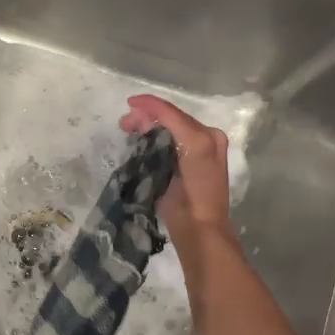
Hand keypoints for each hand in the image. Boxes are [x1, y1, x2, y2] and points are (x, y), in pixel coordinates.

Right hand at [120, 94, 232, 253]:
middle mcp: (209, 137)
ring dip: (153, 125)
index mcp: (204, 137)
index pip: (172, 113)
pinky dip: (163, 135)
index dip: (149, 105)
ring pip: (176, 127)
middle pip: (174, 118)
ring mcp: (208, 149)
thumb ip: (162, 136)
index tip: (129, 103)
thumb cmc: (186, 202)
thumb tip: (144, 120)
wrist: (202, 231)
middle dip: (148, 116)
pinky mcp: (203, 160)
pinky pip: (180, 139)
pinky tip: (146, 140)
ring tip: (131, 130)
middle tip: (125, 123)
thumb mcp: (172, 165)